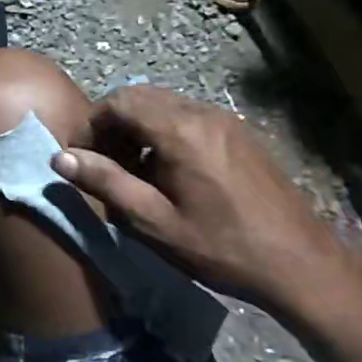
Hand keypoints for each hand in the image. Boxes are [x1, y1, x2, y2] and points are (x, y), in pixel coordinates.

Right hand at [52, 86, 361, 326]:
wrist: (300, 263)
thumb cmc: (220, 248)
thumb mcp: (154, 222)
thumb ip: (107, 183)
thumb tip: (61, 158)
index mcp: (181, 130)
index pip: (120, 102)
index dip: (92, 125)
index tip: (82, 158)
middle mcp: (204, 113)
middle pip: (142, 98)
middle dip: (114, 125)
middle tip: (104, 167)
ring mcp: (227, 121)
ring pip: (166, 107)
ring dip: (139, 130)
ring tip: (134, 175)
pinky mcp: (241, 135)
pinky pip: (190, 119)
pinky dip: (166, 134)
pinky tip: (170, 175)